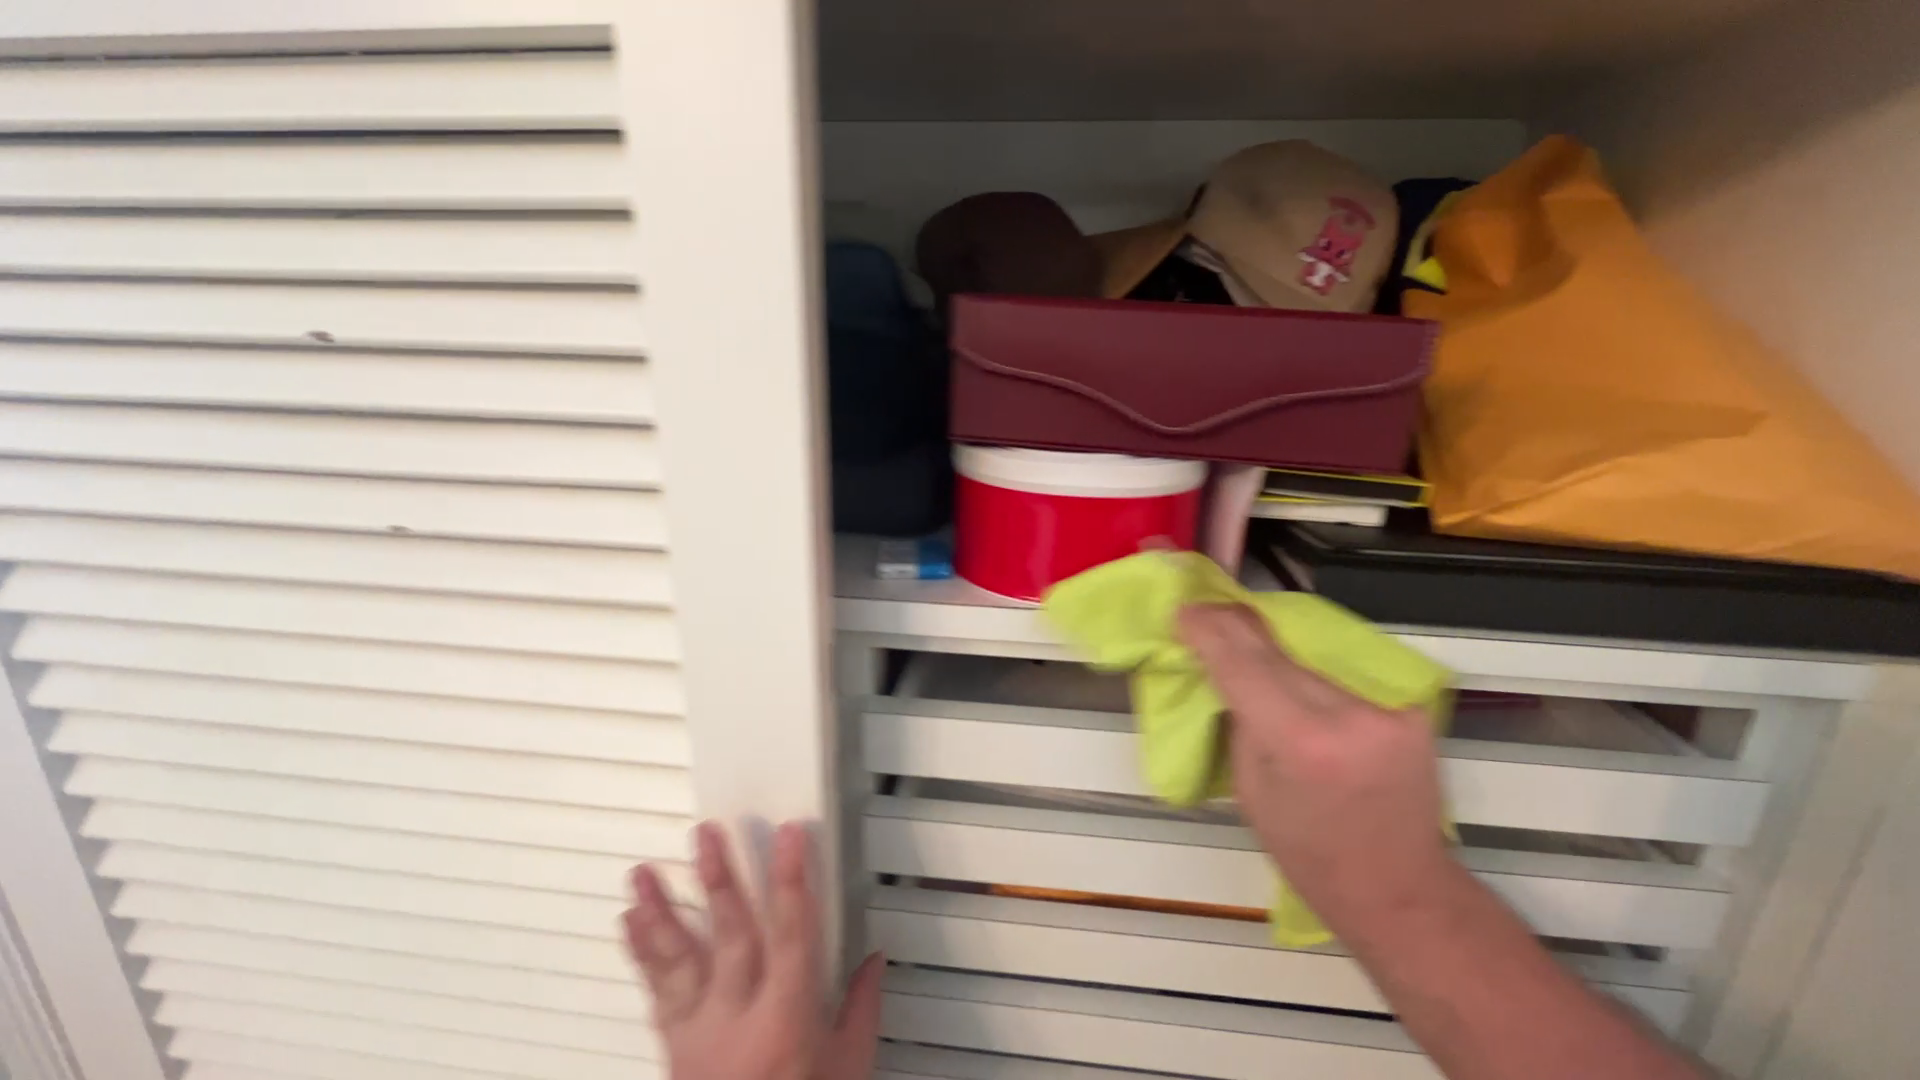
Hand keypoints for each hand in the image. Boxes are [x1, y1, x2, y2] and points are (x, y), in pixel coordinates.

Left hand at [624, 821, 884, 1079]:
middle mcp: (738, 1019)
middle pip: (730, 935)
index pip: (794, 932)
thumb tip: (873, 965)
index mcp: (788, 1018)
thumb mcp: (847, 1070)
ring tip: (642, 875)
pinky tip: (630, 925)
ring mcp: (699, 1032)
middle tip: (708, 835)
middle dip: (719, 879)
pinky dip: (643, 952)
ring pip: (680, 960)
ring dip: (661, 912)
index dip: (791, 880)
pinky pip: (657, 991)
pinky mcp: (674, 1047)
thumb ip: (860, 1011)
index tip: (789, 837)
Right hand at [1178, 604, 1458, 931]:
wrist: (1400, 888)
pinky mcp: (1412, 704)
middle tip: (1206, 612)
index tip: (1185, 609)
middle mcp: (1349, 712)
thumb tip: (1223, 668)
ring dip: (1275, 641)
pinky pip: (1344, 665)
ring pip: (1312, 650)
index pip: (1244, 663)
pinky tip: (1294, 663)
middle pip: (1278, 647)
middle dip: (1236, 626)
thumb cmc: (1309, 854)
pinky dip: (1312, 660)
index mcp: (1301, 742)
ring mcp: (1388, 705)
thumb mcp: (1250, 789)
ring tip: (1245, 635)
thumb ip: (1241, 720)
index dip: (1209, 630)